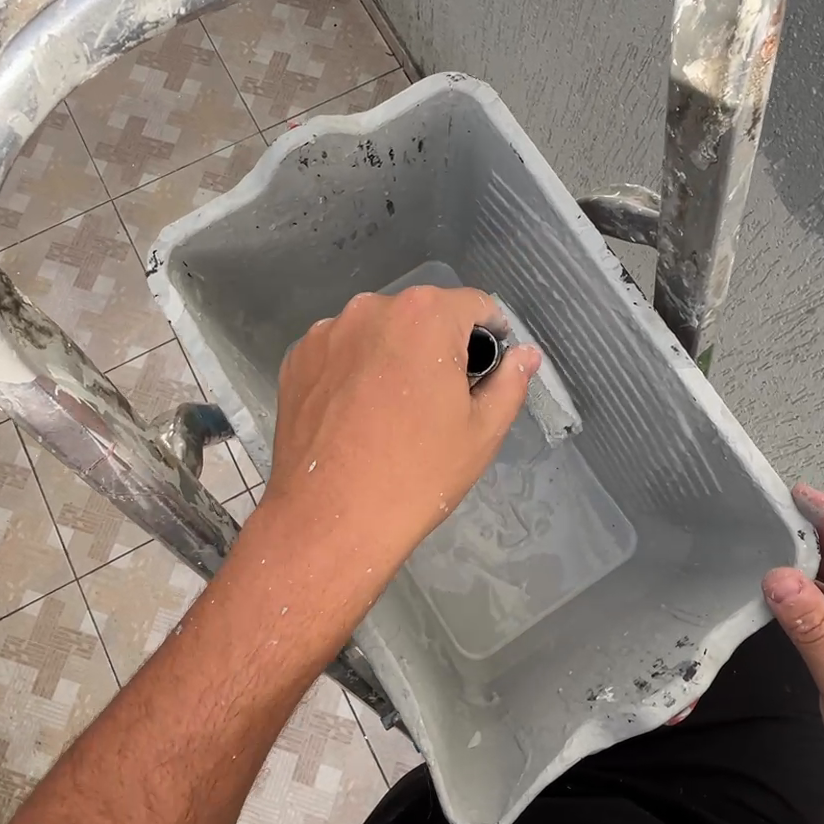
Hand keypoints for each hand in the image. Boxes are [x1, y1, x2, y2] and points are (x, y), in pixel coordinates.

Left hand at [260, 285, 539, 568]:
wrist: (330, 519)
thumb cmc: (418, 474)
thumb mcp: (482, 431)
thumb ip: (509, 381)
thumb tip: (526, 354)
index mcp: (425, 316)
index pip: (475, 304)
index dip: (490, 334)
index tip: (487, 369)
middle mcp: (371, 309)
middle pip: (422, 315)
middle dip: (437, 345)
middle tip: (439, 400)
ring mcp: (327, 332)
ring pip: (378, 333)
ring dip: (393, 355)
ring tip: (391, 411)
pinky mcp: (297, 359)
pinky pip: (340, 352)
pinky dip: (354, 371)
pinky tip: (355, 415)